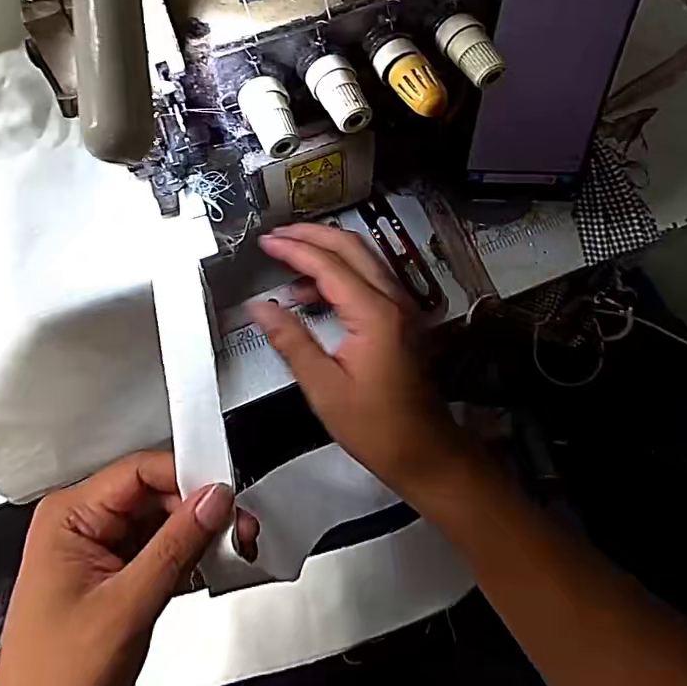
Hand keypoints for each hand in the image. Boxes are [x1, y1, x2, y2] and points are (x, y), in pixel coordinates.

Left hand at [0, 450, 258, 685]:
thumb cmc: (50, 683)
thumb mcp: (124, 608)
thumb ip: (175, 547)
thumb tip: (212, 500)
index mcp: (68, 515)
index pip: (140, 471)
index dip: (185, 478)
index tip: (223, 495)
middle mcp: (81, 524)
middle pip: (156, 493)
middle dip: (198, 511)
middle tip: (235, 527)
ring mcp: (98, 549)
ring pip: (162, 521)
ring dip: (198, 536)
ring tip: (229, 550)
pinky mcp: (114, 574)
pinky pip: (160, 548)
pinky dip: (188, 557)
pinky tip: (209, 567)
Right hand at [248, 223, 474, 496]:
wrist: (426, 451)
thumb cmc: (378, 427)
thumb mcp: (324, 388)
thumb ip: (291, 341)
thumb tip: (260, 309)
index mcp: (374, 314)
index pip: (328, 265)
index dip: (294, 249)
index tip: (266, 242)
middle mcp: (393, 301)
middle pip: (351, 246)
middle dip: (311, 234)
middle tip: (277, 236)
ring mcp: (401, 306)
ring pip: (362, 257)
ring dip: (326, 249)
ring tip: (289, 258)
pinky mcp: (401, 316)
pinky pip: (368, 277)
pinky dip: (339, 271)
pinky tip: (313, 290)